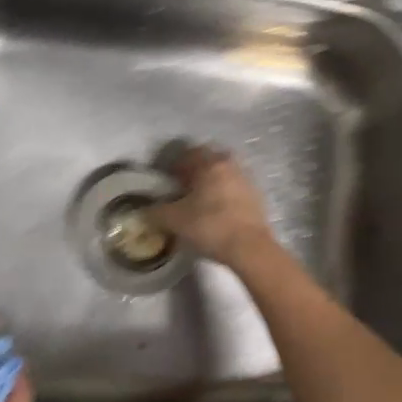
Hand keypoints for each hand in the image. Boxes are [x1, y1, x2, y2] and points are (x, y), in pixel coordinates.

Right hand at [148, 145, 278, 267]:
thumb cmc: (209, 226)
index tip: (167, 180)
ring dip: (211, 184)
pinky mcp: (258, 198)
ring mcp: (247, 180)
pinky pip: (235, 190)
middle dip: (195, 173)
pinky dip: (225, 197)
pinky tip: (218, 214)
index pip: (189, 154)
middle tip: (183, 190)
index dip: (175, 165)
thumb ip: (155, 212)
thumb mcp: (174, 220)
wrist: (250, 248)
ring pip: (224, 175)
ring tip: (199, 204)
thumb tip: (144, 212)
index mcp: (210, 163)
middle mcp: (230, 165)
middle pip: (209, 162)